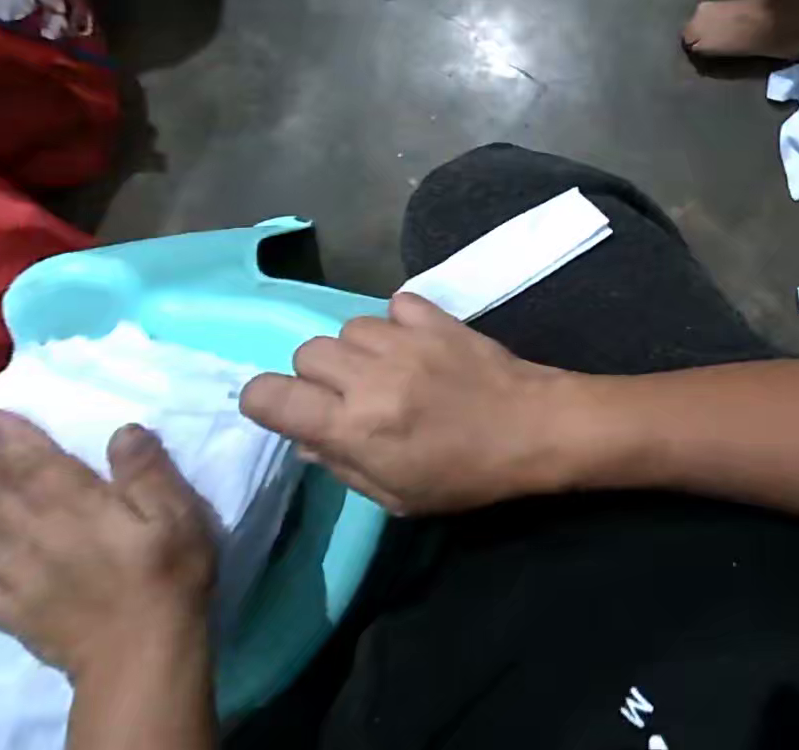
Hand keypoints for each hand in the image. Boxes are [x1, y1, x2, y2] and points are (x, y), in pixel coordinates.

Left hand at [0, 411, 216, 680]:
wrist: (145, 649)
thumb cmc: (171, 570)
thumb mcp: (178, 512)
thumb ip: (148, 472)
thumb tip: (123, 430)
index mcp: (82, 509)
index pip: (41, 466)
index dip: (16, 440)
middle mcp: (40, 537)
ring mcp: (20, 578)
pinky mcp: (12, 614)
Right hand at [240, 293, 576, 515]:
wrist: (532, 427)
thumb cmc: (466, 474)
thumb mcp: (397, 495)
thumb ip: (341, 464)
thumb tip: (306, 434)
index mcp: (354, 426)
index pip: (269, 396)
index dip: (265, 400)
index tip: (287, 408)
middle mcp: (371, 376)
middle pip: (307, 352)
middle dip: (318, 375)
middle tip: (350, 393)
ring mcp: (405, 341)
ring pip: (348, 326)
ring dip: (358, 348)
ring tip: (388, 367)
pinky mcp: (437, 318)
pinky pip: (395, 303)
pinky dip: (397, 320)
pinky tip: (415, 342)